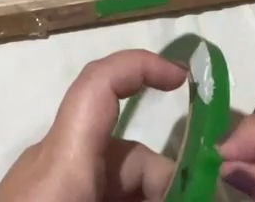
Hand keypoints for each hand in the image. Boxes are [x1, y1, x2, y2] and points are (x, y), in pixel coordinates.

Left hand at [0, 50, 189, 201]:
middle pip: (127, 155)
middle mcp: (57, 165)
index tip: (185, 80)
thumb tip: (200, 193)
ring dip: (150, 200)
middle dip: (170, 185)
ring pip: (118, 184)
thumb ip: (147, 198)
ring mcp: (52, 188)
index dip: (141, 66)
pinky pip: (99, 197)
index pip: (99, 84)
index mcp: (63, 161)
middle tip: (202, 201)